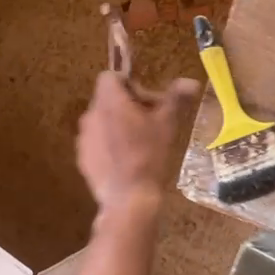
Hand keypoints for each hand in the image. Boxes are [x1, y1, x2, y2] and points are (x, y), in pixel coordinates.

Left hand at [76, 71, 200, 207]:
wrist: (129, 198)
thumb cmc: (150, 155)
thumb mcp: (167, 124)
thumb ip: (176, 98)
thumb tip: (191, 81)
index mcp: (109, 101)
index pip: (110, 77)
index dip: (130, 84)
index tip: (148, 103)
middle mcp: (91, 115)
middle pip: (107, 99)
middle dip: (128, 106)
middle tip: (150, 124)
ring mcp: (84, 138)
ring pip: (102, 121)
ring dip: (118, 125)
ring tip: (139, 144)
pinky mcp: (82, 157)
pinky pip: (96, 142)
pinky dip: (109, 144)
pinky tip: (127, 161)